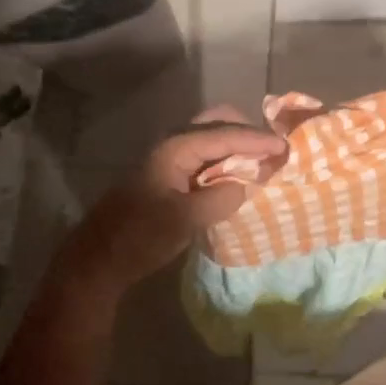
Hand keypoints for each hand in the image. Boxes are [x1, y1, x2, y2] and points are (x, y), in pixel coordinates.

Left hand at [53, 106, 285, 299]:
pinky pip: (203, 158)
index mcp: (175, 148)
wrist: (99, 259)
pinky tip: (238, 176)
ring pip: (210, 140)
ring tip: (263, 161)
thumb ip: (220, 198)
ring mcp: (168, 160)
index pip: (224, 135)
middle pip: (216, 124)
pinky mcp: (168, 178)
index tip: (286, 147)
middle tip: (273, 149)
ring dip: (236, 146)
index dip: (257, 140)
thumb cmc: (139, 236)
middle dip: (246, 132)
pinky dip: (224, 161)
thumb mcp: (185, 219)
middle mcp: (172, 146)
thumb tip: (247, 185)